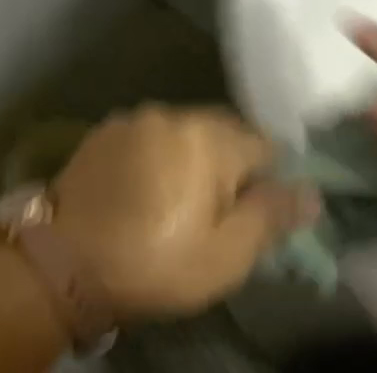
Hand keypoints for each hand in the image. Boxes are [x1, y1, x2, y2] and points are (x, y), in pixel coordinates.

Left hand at [50, 105, 317, 319]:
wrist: (67, 258)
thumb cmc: (156, 261)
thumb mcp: (228, 253)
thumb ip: (271, 215)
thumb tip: (309, 191)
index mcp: (202, 137)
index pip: (263, 143)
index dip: (275, 177)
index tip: (270, 210)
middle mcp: (164, 114)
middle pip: (219, 131)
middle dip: (234, 164)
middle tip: (232, 211)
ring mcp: (127, 121)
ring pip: (181, 133)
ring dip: (194, 158)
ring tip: (192, 203)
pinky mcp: (100, 134)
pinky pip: (147, 138)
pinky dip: (160, 157)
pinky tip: (155, 191)